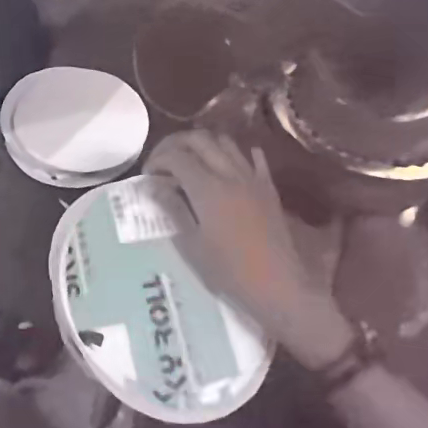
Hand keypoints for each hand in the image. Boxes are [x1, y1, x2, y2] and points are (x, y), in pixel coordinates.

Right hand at [145, 131, 354, 367]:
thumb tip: (156, 186)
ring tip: (189, 160)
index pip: (176, 156)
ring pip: (224, 142)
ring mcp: (252, 178)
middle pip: (199, 139)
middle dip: (175, 143)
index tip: (148, 175)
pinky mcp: (268, 188)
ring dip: (202, 144)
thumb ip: (173, 208)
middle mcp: (230, 174)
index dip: (156, 160)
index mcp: (207, 188)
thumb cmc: (229, 271)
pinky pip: (251, 158)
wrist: (280, 287)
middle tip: (162, 161)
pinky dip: (234, 154)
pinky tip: (225, 165)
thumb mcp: (191, 243)